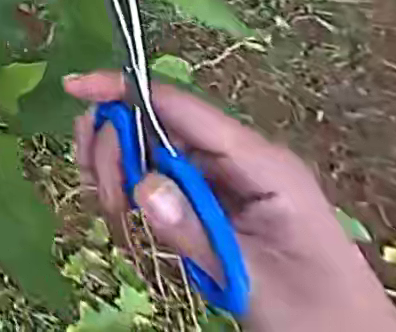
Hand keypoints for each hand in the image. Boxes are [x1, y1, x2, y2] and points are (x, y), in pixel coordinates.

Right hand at [67, 72, 395, 331]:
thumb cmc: (322, 322)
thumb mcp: (257, 282)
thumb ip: (195, 232)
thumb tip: (140, 185)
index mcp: (260, 163)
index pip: (178, 105)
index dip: (122, 89)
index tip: (73, 87)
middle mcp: (239, 158)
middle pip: (155, 122)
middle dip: (116, 146)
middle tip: (103, 196)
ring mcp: (227, 177)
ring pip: (150, 146)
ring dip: (119, 167)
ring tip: (110, 209)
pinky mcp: (217, 199)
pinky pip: (160, 174)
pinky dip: (132, 186)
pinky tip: (125, 212)